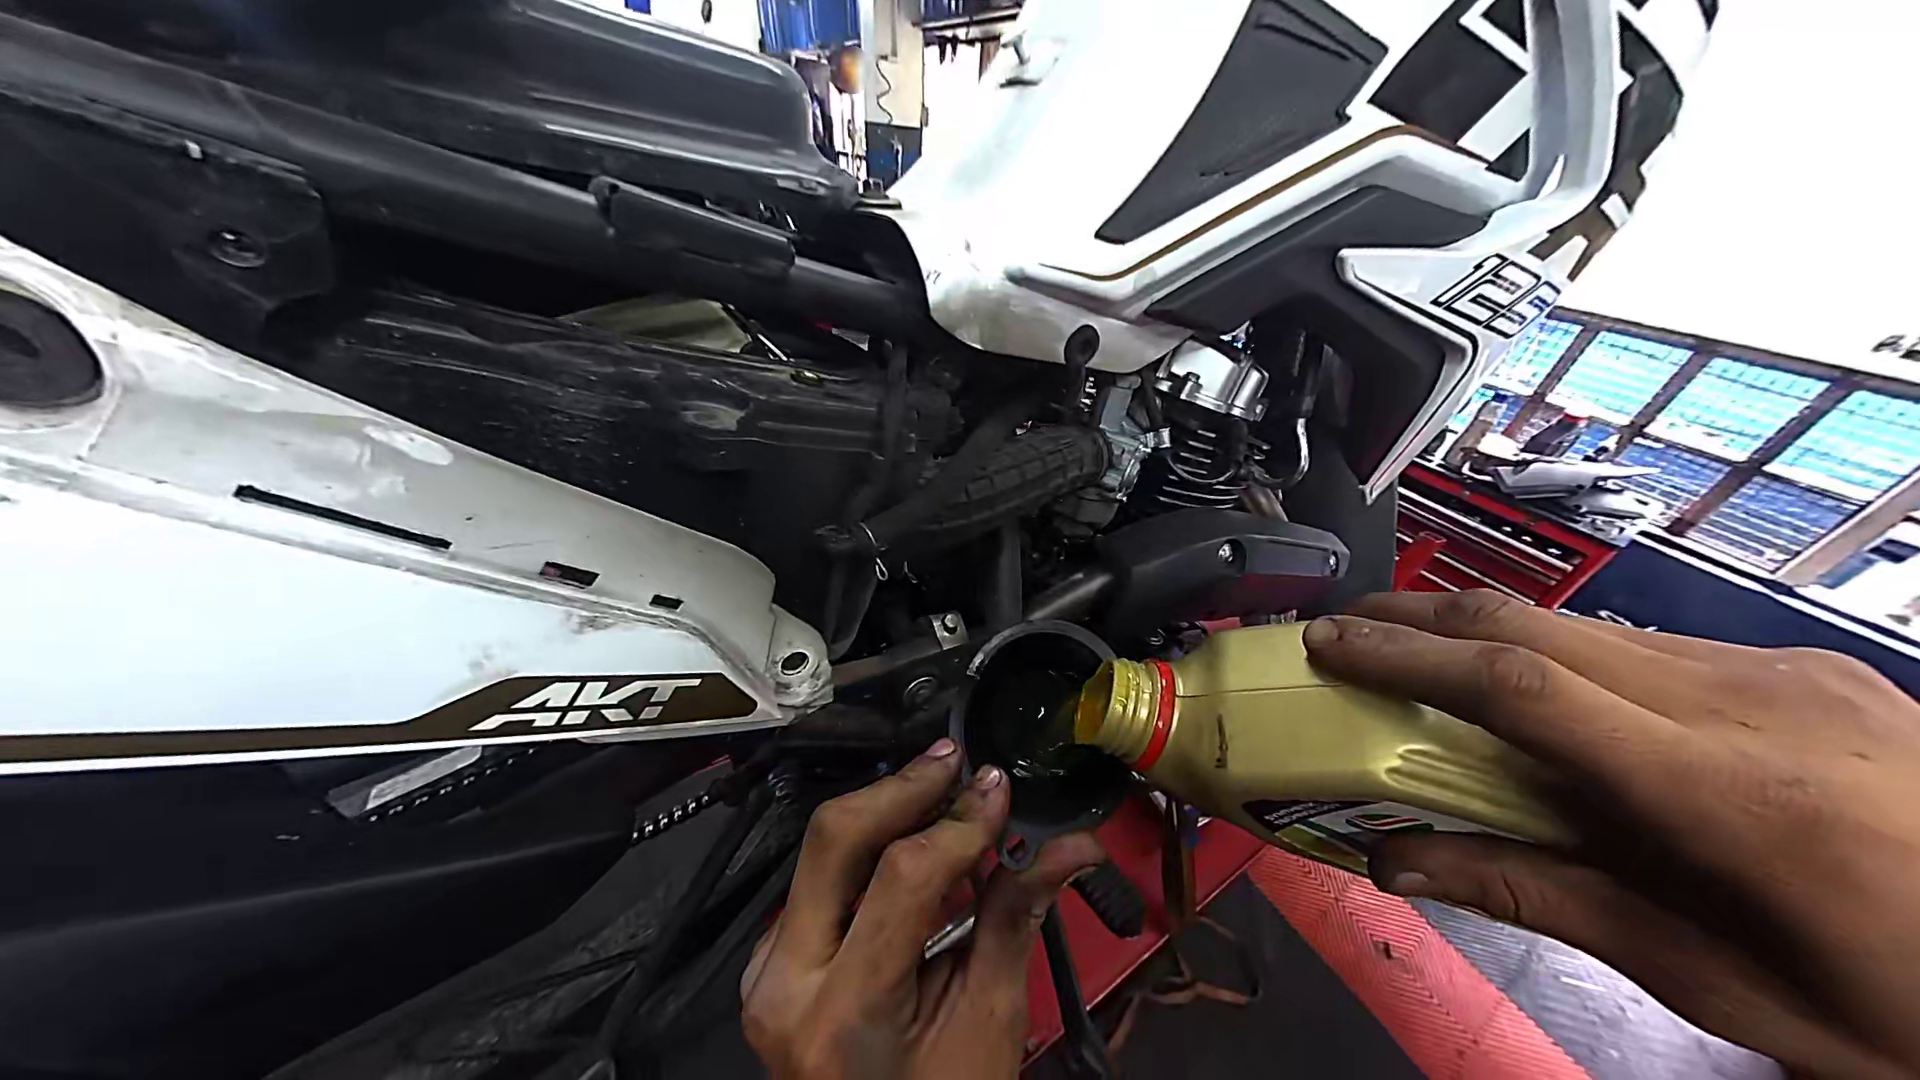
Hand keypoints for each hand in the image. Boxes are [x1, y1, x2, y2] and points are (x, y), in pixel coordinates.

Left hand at [742, 737, 1104, 1079]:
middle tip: (954, 760)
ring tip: (942, 784)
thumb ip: (1014, 917)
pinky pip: (822, 873)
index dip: (959, 823)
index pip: (903, 877)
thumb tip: (1068, 846)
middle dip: (902, 787)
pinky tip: (913, 830)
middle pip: (835, 838)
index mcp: (845, 1014)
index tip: (996, 787)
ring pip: (821, 846)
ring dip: (885, 805)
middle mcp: (786, 980)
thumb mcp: (988, 1023)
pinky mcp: (772, 953)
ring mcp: (768, 965)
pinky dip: (871, 841)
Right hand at [1303, 591, 1919, 1079]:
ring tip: (1411, 650)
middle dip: (1414, 617)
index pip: (1520, 689)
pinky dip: (1547, 649)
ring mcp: (1785, 672)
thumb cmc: (1915, 1013)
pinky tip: (1531, 684)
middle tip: (1341, 628)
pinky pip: (1633, 642)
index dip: (1405, 656)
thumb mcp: (1722, 986)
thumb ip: (1543, 899)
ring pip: (1578, 624)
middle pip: (1533, 626)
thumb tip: (1396, 862)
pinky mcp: (1802, 666)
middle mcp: (1754, 703)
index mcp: (1733, 797)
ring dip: (1474, 628)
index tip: (1327, 645)